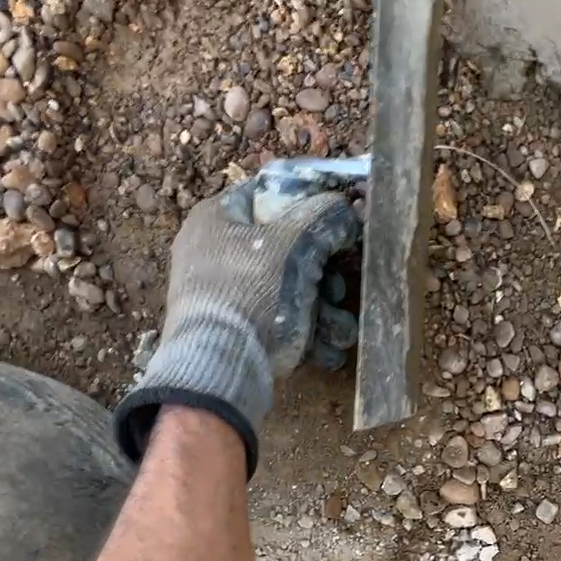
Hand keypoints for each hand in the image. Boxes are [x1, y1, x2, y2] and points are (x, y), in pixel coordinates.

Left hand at [113, 183, 361, 472]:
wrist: (221, 365)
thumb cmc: (252, 293)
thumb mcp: (293, 245)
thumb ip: (322, 218)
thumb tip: (345, 206)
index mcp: (216, 217)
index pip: (270, 195)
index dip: (309, 205)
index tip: (341, 220)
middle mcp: (215, 250)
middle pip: (287, 248)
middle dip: (325, 274)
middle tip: (340, 288)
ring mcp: (224, 292)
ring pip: (289, 288)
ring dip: (323, 309)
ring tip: (339, 328)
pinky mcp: (236, 328)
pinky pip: (279, 319)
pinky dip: (305, 331)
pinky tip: (326, 347)